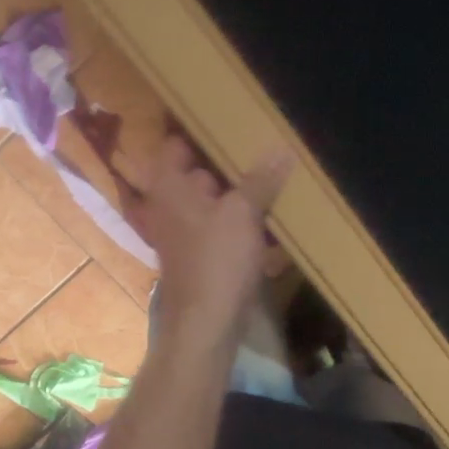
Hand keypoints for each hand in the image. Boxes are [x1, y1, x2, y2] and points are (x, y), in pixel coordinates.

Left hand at [141, 136, 292, 343]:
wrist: (205, 324)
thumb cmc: (217, 260)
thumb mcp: (244, 213)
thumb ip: (261, 180)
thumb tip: (281, 148)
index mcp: (167, 184)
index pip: (179, 142)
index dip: (203, 133)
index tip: (232, 124)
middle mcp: (166, 206)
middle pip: (197, 175)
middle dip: (227, 168)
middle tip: (261, 152)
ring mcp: (180, 236)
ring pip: (211, 206)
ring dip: (237, 200)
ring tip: (272, 185)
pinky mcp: (197, 261)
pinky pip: (219, 234)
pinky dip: (238, 229)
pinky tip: (268, 227)